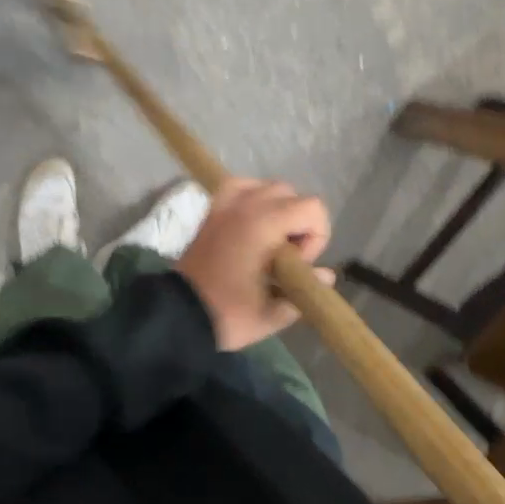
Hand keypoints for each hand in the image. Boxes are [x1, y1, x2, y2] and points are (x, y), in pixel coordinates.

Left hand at [175, 179, 334, 350]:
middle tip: (285, 257)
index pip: (312, 208)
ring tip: (268, 241)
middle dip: (297, 222)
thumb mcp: (271, 314)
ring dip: (276, 209)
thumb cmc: (227, 315)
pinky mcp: (210, 214)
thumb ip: (303, 290)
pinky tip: (250, 226)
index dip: (315, 236)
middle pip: (290, 194)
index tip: (297, 265)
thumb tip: (326, 276)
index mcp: (264, 224)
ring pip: (265, 187)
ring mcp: (223, 206)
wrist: (178, 316)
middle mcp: (245, 206)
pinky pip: (237, 189)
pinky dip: (250, 200)